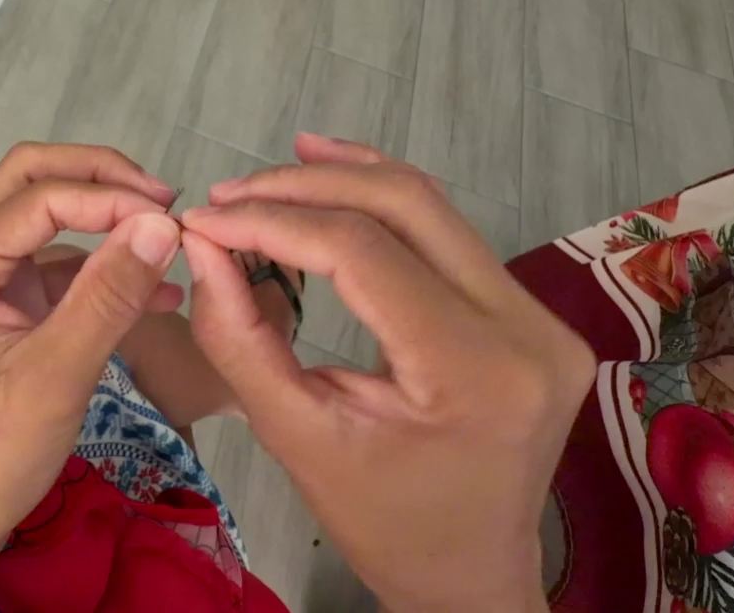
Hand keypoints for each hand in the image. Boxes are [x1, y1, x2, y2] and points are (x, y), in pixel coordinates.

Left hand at [0, 143, 180, 609]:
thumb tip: (162, 225)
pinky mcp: (6, 295)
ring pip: (46, 209)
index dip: (109, 198)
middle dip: (99, 178)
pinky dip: (103, 263)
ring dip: (104, 213)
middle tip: (163, 202)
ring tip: (167, 236)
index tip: (173, 222)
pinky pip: (57, 258)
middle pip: (33, 178)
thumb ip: (107, 298)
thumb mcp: (55, 377)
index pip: (40, 197)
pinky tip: (157, 287)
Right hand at [180, 134, 593, 612]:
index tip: (200, 220)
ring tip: (260, 179)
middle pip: (400, 205)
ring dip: (335, 177)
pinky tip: (327, 162)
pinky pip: (442, 223)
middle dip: (298, 188)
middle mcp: (523, 325)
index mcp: (472, 371)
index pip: (357, 251)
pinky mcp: (524, 306)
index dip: (268, 223)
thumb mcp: (291, 433)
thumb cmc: (378, 520)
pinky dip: (376, 187)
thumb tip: (197, 242)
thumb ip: (236, 334)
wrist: (471, 575)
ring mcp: (535, 311)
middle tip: (224, 197)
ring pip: (424, 201)